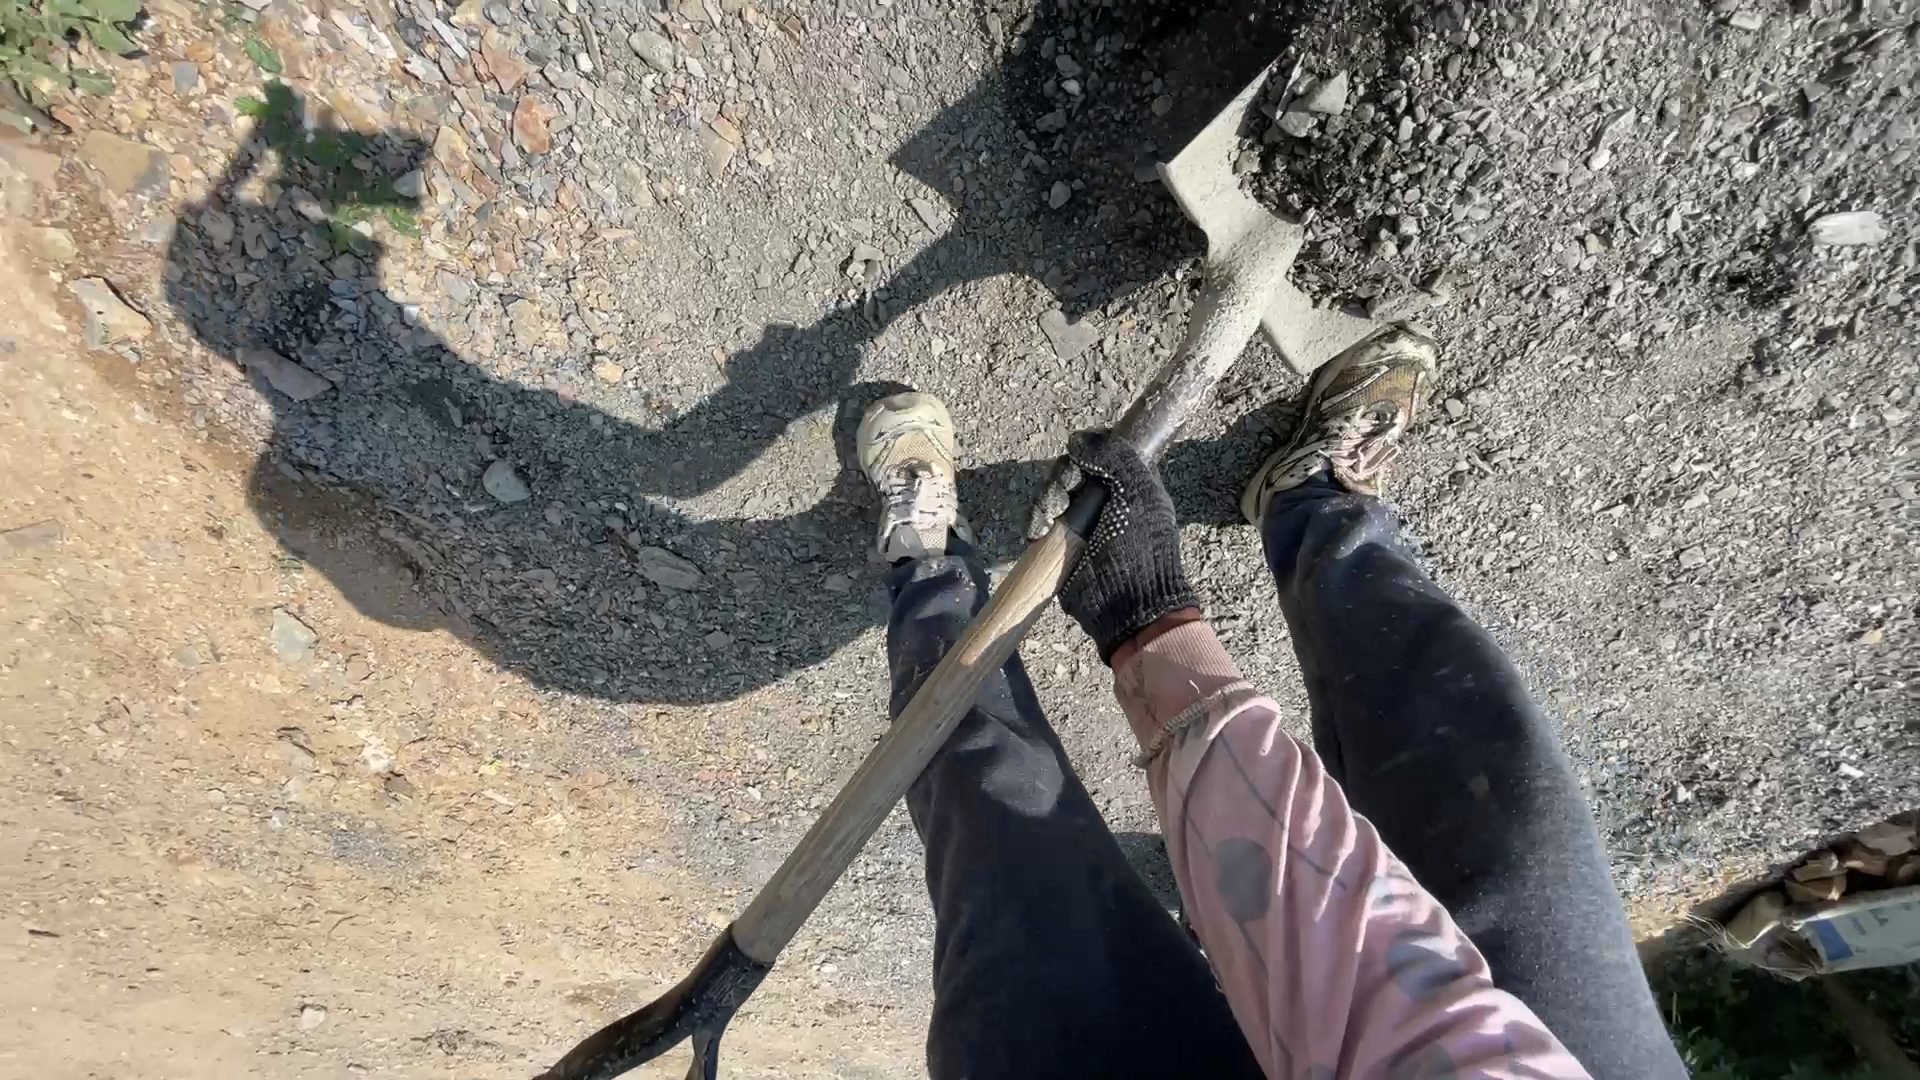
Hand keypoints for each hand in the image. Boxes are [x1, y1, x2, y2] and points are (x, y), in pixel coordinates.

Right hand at [1056, 431, 1199, 662]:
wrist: (1129, 602)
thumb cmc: (1141, 547)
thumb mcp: (1139, 493)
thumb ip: (1115, 457)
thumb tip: (1077, 440)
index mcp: (1128, 483)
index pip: (1099, 452)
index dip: (1086, 451)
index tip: (1081, 461)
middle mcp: (1103, 499)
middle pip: (1069, 470)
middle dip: (1062, 478)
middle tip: (1066, 494)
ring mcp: (1080, 522)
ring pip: (1051, 493)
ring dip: (1046, 499)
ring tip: (1050, 517)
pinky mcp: (1060, 544)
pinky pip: (1039, 521)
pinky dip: (1035, 521)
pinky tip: (1037, 530)